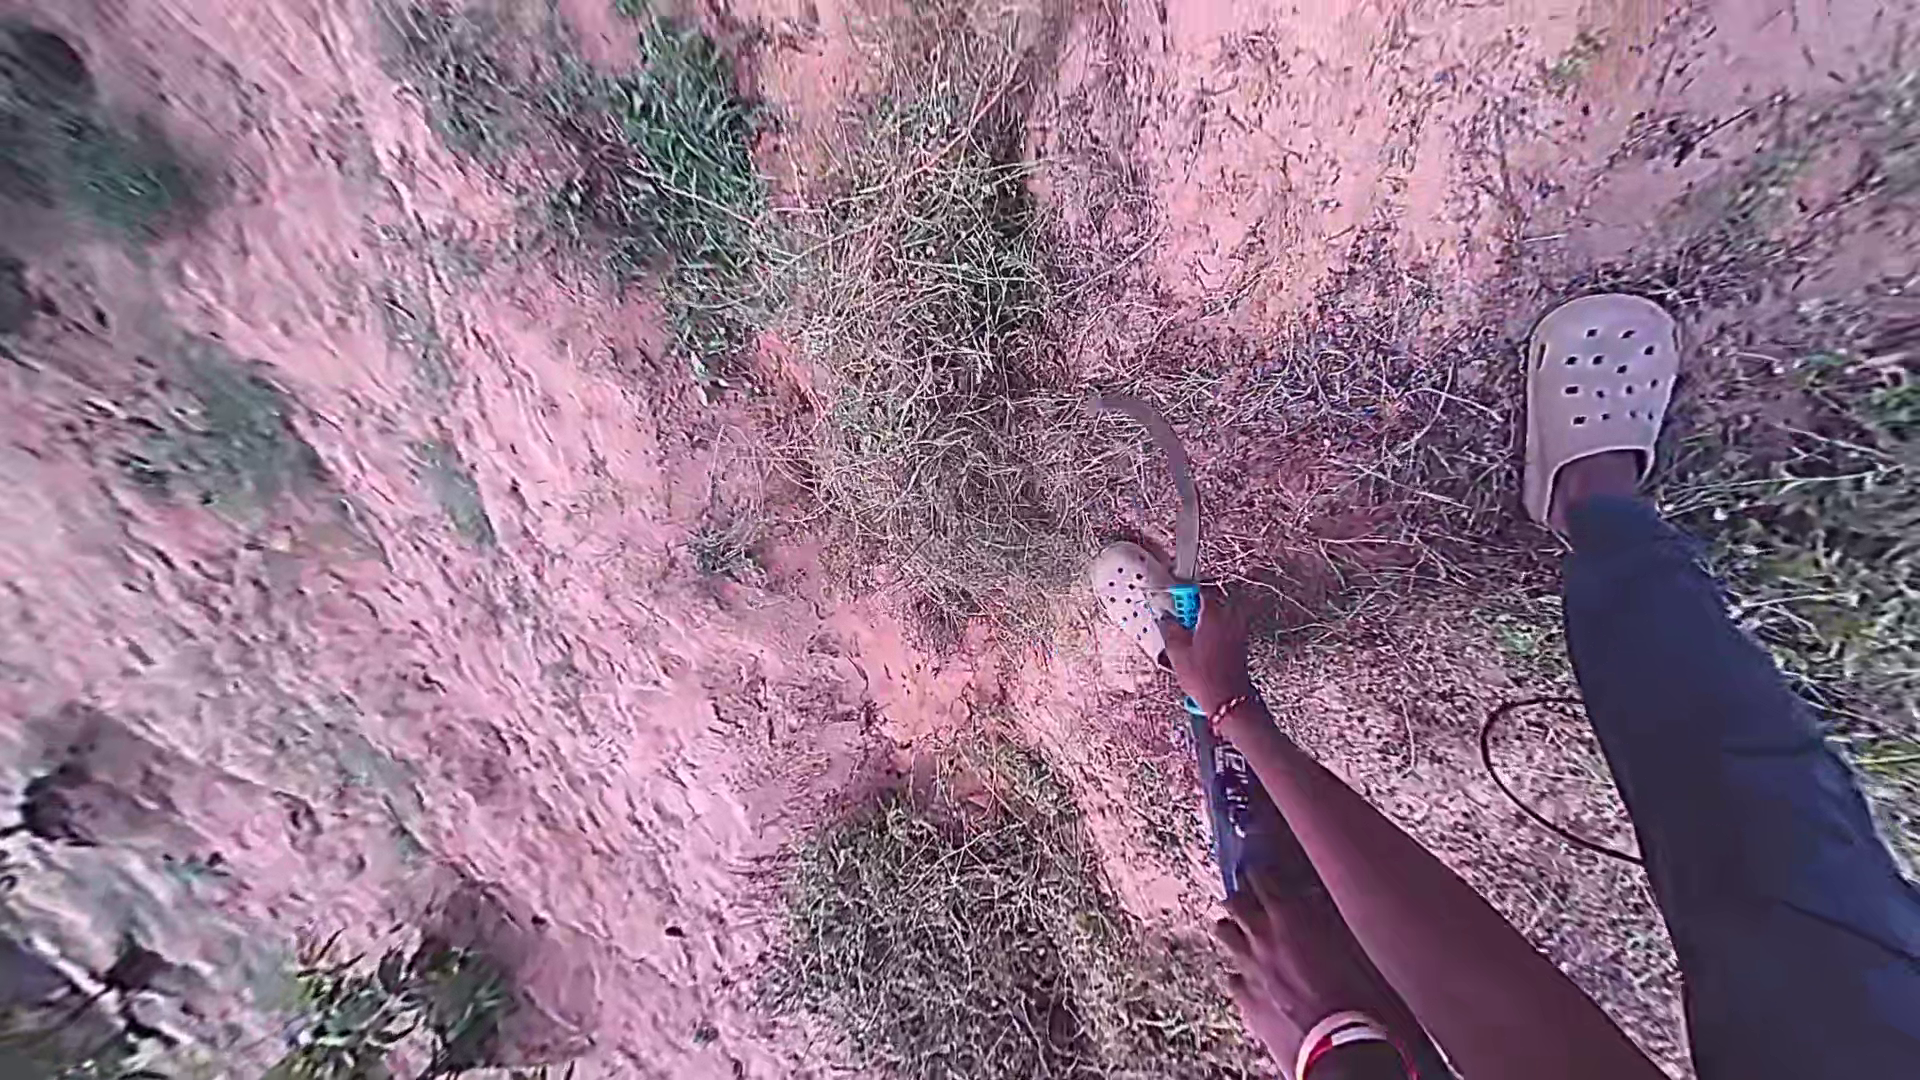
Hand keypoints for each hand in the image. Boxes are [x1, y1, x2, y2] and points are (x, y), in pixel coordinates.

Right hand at [1159, 591, 1256, 713]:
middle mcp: (1230, 622)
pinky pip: (1228, 630)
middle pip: (1216, 603)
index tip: (1177, 597)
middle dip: (1199, 606)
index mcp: (1214, 617)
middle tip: (1184, 612)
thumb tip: (1168, 621)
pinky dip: (1216, 631)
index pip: (1201, 594)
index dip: (1186, 595)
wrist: (1227, 700)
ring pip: (1224, 616)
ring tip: (1193, 627)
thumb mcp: (1177, 652)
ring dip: (1209, 618)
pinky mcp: (1240, 647)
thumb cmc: (1205, 677)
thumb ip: (1171, 630)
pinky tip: (1203, 642)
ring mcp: (1238, 634)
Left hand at [1215, 868, 1400, 1068]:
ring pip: (1223, 932)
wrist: (1349, 1056)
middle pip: (1234, 901)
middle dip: (1242, 901)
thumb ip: (1324, 916)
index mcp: (1286, 915)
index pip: (1259, 876)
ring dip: (1235, 933)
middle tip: (1253, 908)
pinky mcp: (1245, 999)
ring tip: (1247, 940)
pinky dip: (1242, 976)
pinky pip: (1233, 977)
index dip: (1262, 876)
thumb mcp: (1353, 946)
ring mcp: (1248, 965)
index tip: (1265, 877)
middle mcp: (1259, 933)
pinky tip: (1255, 982)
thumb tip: (1311, 898)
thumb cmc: (1364, 1001)